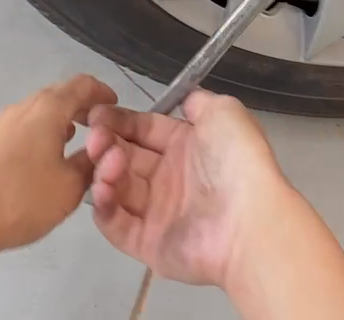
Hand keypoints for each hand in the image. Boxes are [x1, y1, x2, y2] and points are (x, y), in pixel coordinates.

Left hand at [0, 73, 117, 253]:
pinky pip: (22, 130)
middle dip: (81, 108)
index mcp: (50, 108)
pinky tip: (40, 164)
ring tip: (72, 145)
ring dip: (59, 123)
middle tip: (98, 128)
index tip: (114, 106)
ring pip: (39, 114)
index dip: (102, 92)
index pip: (83, 84)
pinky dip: (40, 137)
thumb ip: (90, 166)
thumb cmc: (18, 197)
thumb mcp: (69, 188)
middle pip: (59, 95)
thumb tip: (98, 153)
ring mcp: (1, 124)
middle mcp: (25, 106)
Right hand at [85, 90, 295, 286]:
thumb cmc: (234, 158)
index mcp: (186, 145)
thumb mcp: (223, 111)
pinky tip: (104, 189)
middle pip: (127, 157)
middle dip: (107, 144)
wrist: (246, 217)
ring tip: (109, 162)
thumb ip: (198, 101)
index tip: (96, 114)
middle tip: (97, 137)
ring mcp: (158, 212)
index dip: (121, 120)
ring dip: (106, 172)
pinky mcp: (148, 245)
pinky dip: (104, 207)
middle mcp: (170, 177)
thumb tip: (184, 99)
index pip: (144, 129)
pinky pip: (117, 225)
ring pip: (119, 188)